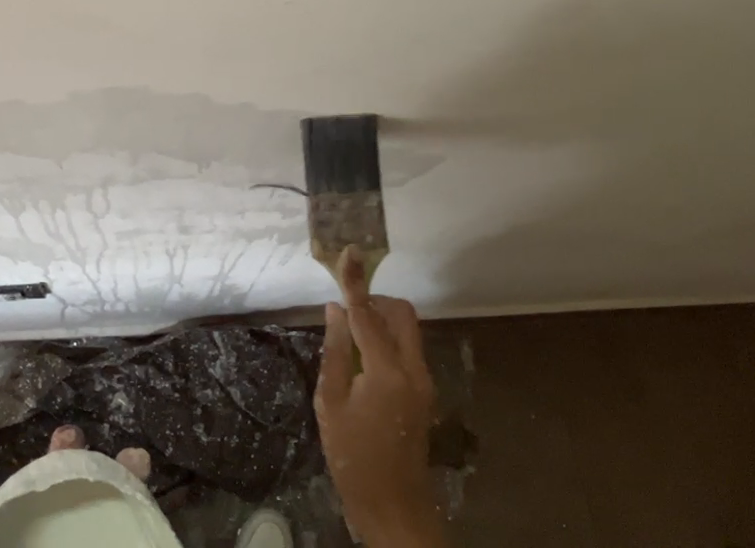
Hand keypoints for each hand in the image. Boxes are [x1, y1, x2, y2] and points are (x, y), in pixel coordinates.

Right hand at [314, 285, 445, 547]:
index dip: (355, 281)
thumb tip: (335, 310)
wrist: (392, 503)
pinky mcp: (424, 391)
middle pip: (401, 313)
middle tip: (347, 312)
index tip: (349, 252)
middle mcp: (414, 369)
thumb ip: (335, 351)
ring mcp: (424, 380)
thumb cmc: (352, 456)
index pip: (368, 314)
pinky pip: (407, 349)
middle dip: (375, 302)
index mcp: (387, 371)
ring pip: (407, 329)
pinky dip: (387, 341)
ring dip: (381, 322)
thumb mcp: (330, 403)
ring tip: (351, 339)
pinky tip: (363, 361)